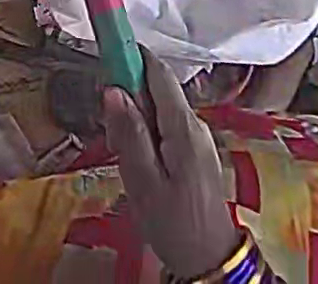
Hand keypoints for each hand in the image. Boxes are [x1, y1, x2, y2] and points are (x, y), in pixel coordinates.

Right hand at [103, 47, 240, 278]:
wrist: (211, 263)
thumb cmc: (174, 224)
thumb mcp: (143, 182)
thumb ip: (129, 134)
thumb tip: (112, 90)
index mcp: (182, 126)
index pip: (158, 72)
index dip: (132, 55)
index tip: (106, 54)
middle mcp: (194, 123)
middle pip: (157, 87)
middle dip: (129, 91)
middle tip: (108, 120)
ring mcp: (197, 136)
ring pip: (160, 106)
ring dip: (135, 113)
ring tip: (120, 146)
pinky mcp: (195, 149)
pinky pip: (166, 123)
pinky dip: (146, 127)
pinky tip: (136, 156)